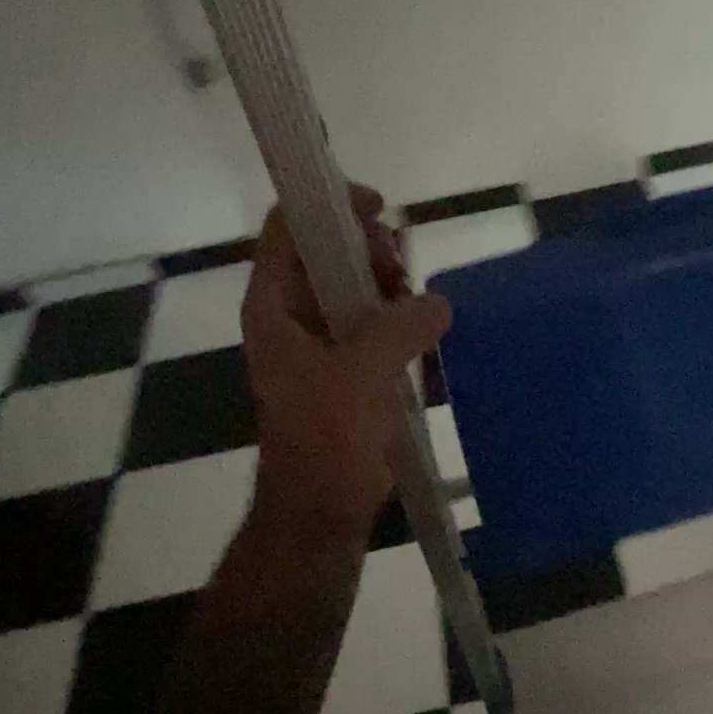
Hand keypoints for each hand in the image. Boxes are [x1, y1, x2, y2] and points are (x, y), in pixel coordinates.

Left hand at [242, 185, 451, 534]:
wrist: (322, 508)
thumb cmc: (326, 439)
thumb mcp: (361, 376)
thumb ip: (399, 330)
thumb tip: (438, 302)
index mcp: (274, 307)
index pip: (288, 228)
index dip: (327, 205)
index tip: (378, 209)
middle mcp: (292, 317)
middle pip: (327, 255)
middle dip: (369, 251)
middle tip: (405, 271)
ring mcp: (320, 345)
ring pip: (354, 292)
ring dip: (389, 289)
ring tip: (422, 306)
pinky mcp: (348, 372)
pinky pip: (374, 328)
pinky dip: (399, 322)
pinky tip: (427, 333)